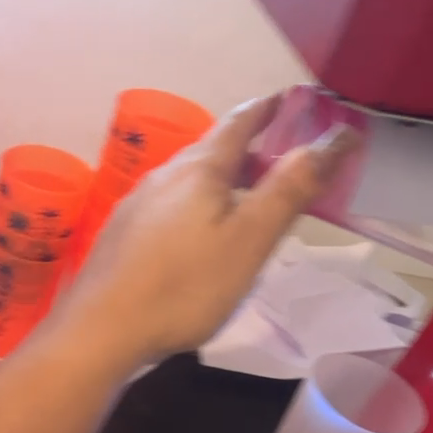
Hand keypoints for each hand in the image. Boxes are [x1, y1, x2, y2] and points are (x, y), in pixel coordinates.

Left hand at [52, 95, 361, 365]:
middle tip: (282, 165)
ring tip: (244, 204)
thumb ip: (289, 189)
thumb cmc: (183, 287)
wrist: (99, 332)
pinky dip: (193, 210)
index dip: (269, 109)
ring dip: (219, 184)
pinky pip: (166, 210)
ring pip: (186, 183)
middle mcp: (161, 177)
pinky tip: (197, 240)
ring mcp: (134, 207)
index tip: (293, 101)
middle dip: (248, 152)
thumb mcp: (249, 240)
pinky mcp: (120, 239)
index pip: (239, 121)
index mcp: (198, 170)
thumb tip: (333, 136)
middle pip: (211, 152)